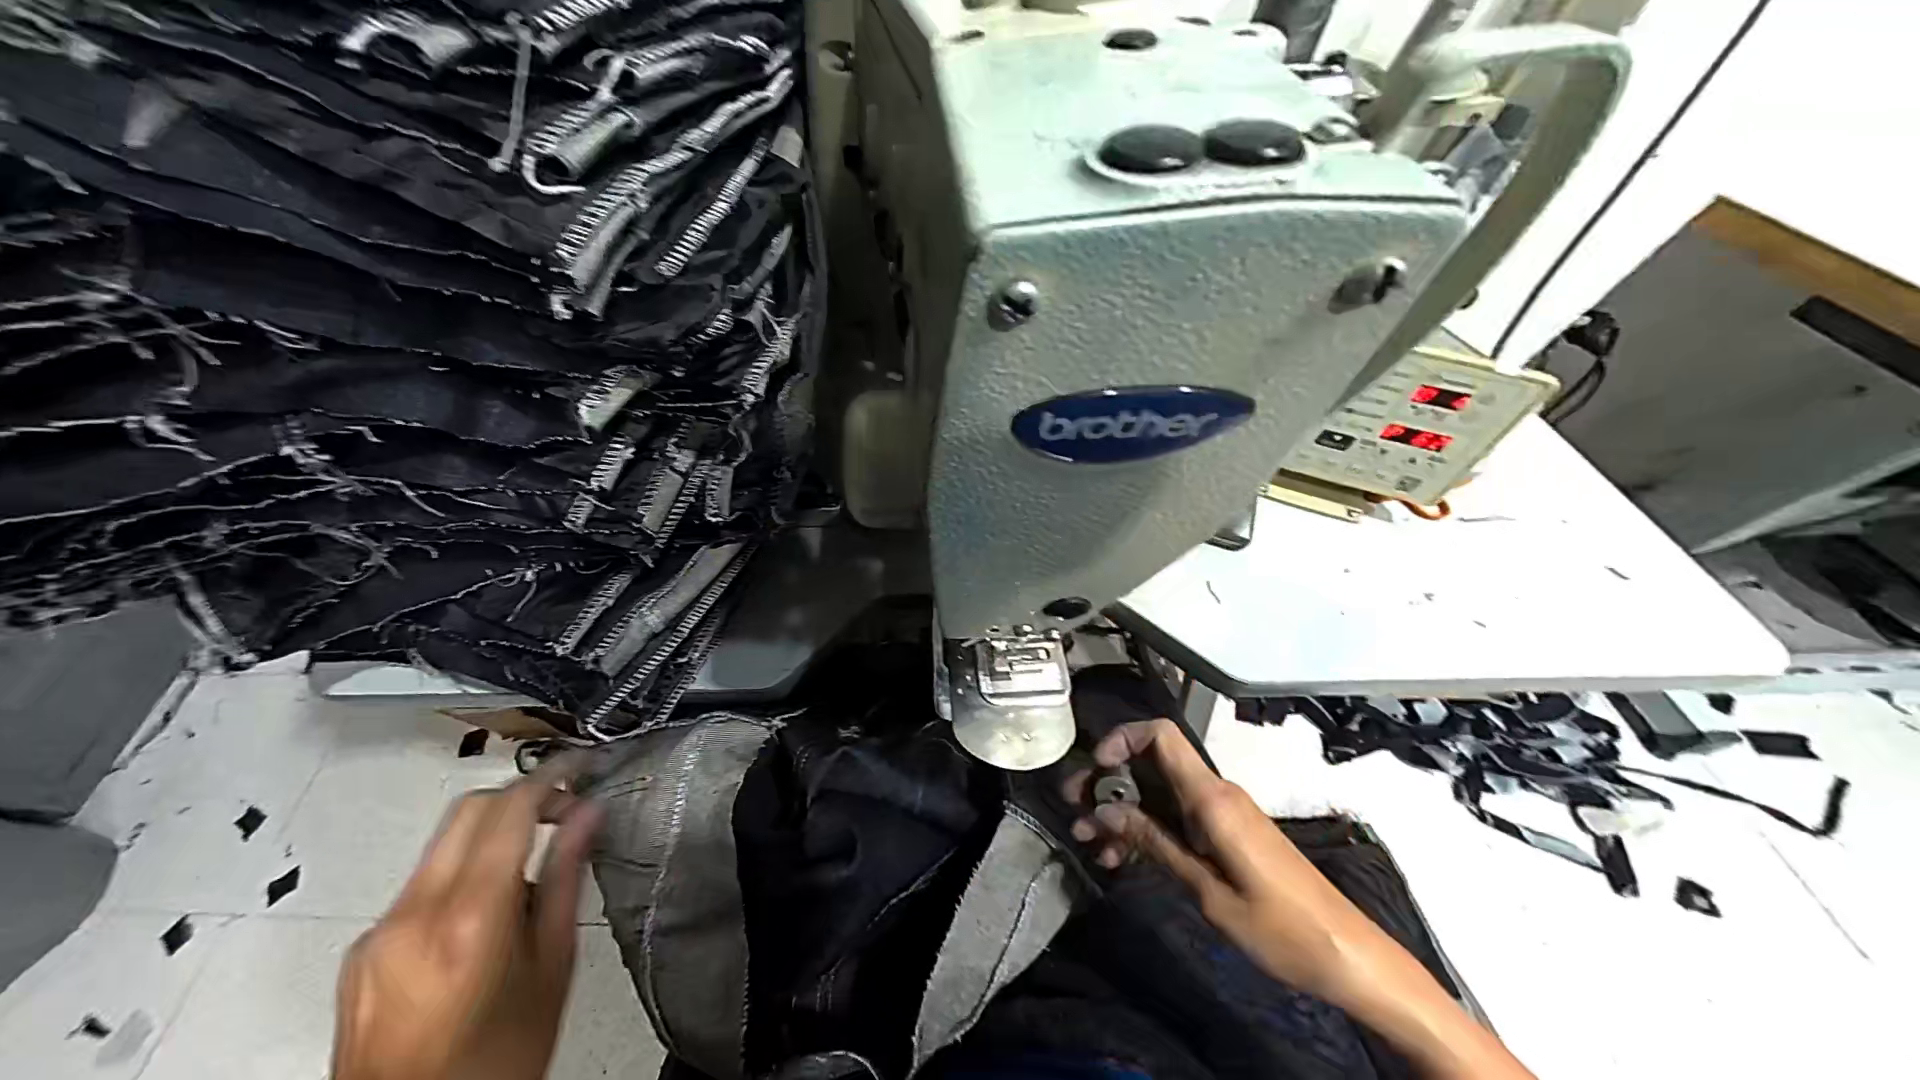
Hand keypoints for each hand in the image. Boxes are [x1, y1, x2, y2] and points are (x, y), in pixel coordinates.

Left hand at [333, 757, 605, 1079]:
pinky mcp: (361, 951)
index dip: (550, 777)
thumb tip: (587, 816)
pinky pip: (419, 885)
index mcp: (468, 918)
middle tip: (562, 810)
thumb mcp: (552, 966)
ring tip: (530, 875)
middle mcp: (411, 915)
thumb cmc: (497, 1060)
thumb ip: (566, 879)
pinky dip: (459, 876)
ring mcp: (377, 933)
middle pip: (468, 812)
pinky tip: (485, 917)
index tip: (579, 767)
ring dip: (490, 837)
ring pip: (443, 846)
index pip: (509, 810)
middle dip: (520, 797)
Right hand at [1065, 719, 1534, 1079]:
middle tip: (1073, 812)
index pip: (1161, 736)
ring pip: (1157, 794)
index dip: (1122, 739)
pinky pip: (1175, 818)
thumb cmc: (1281, 929)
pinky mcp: (1225, 834)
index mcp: (1212, 799)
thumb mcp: (1208, 892)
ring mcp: (1220, 814)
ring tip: (1090, 844)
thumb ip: (1155, 844)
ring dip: (1121, 814)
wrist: (1347, 955)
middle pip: (1150, 765)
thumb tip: (1103, 810)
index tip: (1095, 769)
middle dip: (1107, 783)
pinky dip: (1146, 831)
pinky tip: (1121, 858)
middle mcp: (1215, 795)